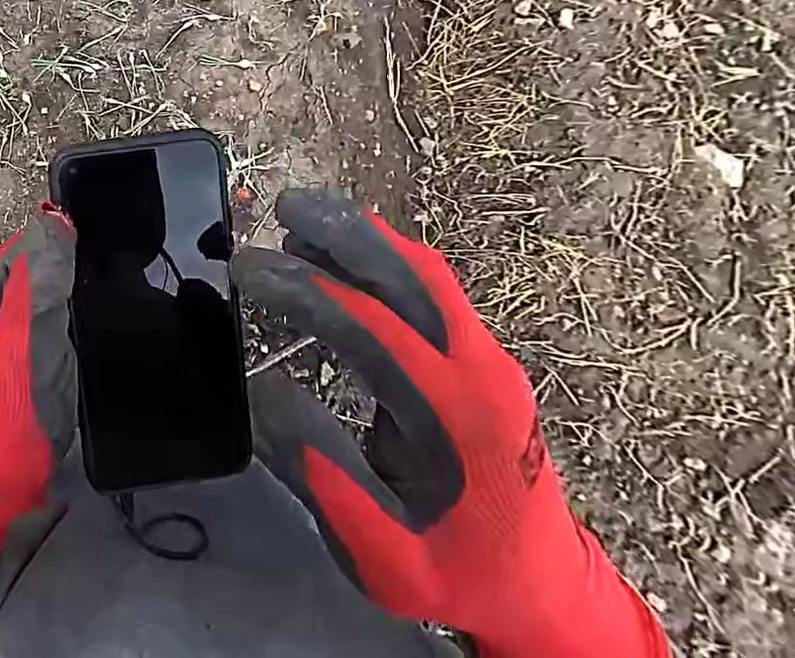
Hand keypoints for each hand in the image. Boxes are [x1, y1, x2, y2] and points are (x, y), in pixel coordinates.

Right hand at [232, 189, 668, 657]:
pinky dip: (382, 258)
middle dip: (344, 233)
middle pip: (412, 275)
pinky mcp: (478, 355)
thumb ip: (322, 476)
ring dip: (362, 237)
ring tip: (302, 218)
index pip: (374, 327)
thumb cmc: (458, 574)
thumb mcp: (384, 557)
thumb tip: (263, 388)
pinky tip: (343, 251)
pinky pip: (429, 288)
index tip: (250, 269)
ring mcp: (487, 356)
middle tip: (285, 206)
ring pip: (425, 271)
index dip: (306, 289)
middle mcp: (482, 370)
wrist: (544, 589)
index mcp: (459, 419)